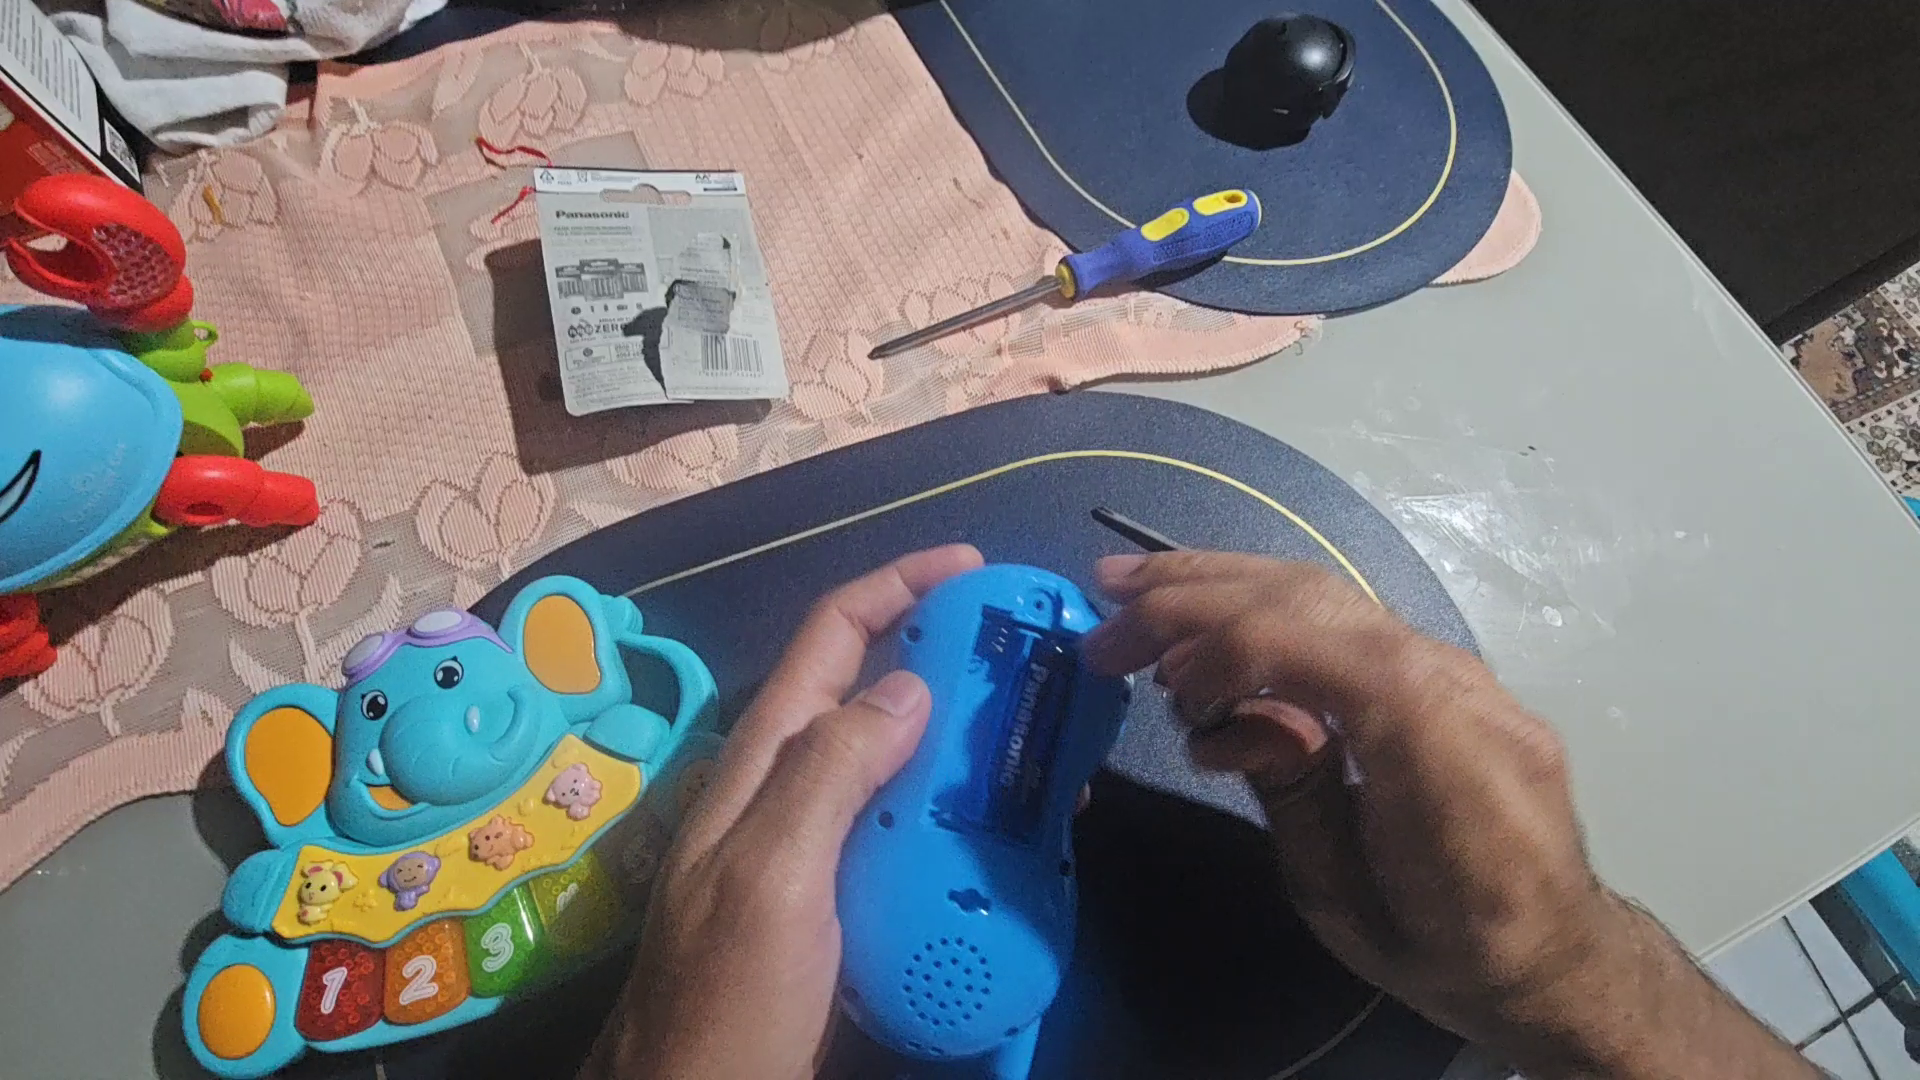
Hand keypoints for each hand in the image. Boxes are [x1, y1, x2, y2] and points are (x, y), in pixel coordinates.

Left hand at [581, 544, 984, 1079]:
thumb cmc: (725, 998)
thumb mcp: (770, 879)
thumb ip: (829, 772)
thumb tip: (909, 687)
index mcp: (769, 751)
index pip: (833, 631)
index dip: (897, 584)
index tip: (969, 567)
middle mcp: (799, 775)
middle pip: (878, 681)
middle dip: (949, 652)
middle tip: (1024, 658)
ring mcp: (829, 829)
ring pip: (906, 748)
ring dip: (968, 729)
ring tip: (1037, 737)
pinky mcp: (856, 878)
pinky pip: (918, 814)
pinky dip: (965, 799)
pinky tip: (1010, 818)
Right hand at [1083, 551, 1813, 1079]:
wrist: (1558, 952)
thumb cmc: (1448, 951)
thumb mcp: (1348, 904)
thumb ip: (1292, 795)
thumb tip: (1231, 720)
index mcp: (1452, 768)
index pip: (1339, 658)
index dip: (1236, 651)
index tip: (1162, 684)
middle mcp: (1458, 691)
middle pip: (1314, 603)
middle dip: (1196, 599)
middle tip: (1106, 606)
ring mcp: (1450, 665)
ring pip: (1317, 588)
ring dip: (1213, 579)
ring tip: (1132, 585)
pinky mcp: (1428, 661)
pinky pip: (1328, 610)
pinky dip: (1249, 598)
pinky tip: (1198, 603)